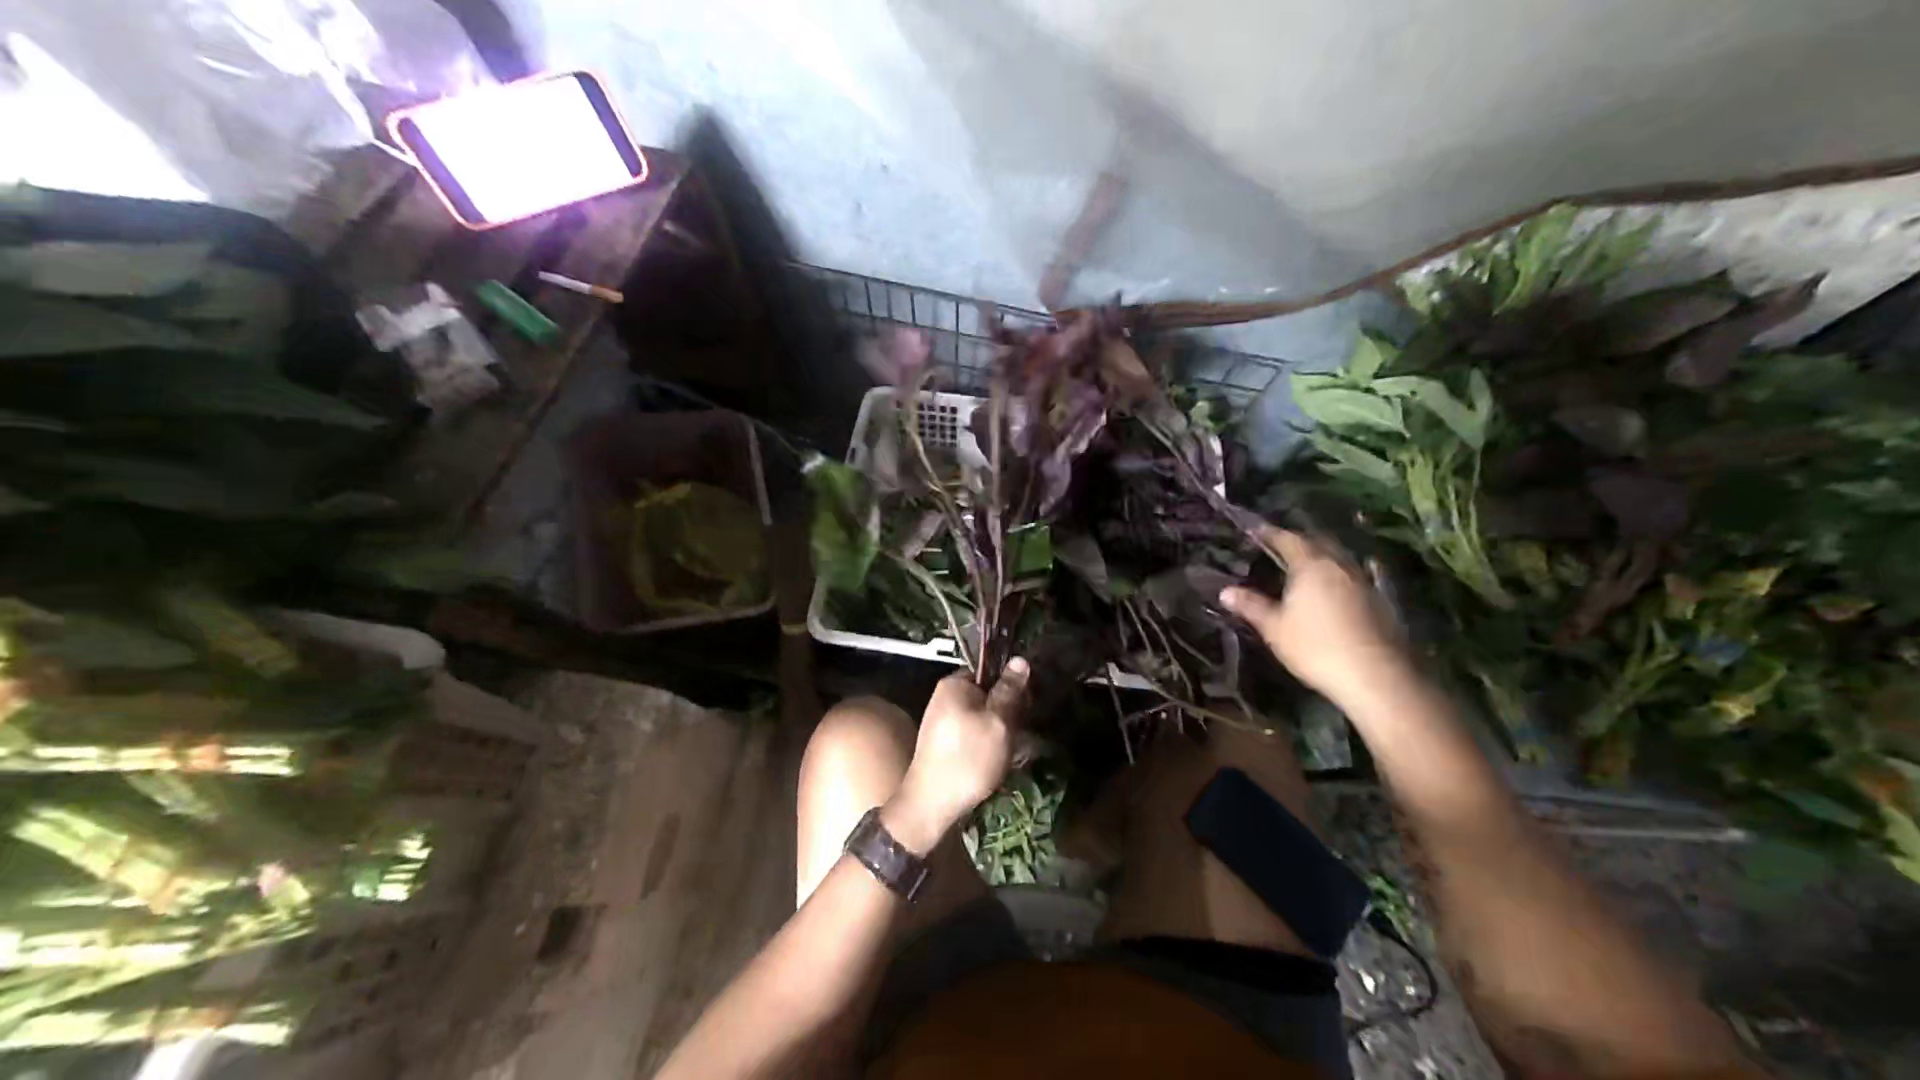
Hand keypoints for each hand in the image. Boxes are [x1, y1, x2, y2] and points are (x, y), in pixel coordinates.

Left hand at [885, 659, 1029, 852]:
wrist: (932, 805)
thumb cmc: (969, 759)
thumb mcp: (998, 723)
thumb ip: (1009, 691)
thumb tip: (1020, 659)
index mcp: (954, 684)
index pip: (991, 671)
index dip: (1012, 686)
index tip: (1026, 707)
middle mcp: (944, 697)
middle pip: (987, 695)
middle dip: (1007, 713)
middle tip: (1019, 734)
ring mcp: (942, 721)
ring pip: (983, 717)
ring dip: (1000, 732)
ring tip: (1010, 752)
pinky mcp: (943, 743)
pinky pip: (972, 734)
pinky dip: (986, 744)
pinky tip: (995, 762)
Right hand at [1220, 526, 1412, 705]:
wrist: (1375, 676)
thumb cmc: (1316, 647)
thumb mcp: (1274, 628)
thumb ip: (1251, 606)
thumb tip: (1226, 591)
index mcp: (1311, 565)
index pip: (1288, 539)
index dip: (1270, 533)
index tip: (1255, 531)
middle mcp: (1339, 565)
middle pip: (1318, 542)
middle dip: (1299, 540)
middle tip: (1279, 545)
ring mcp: (1363, 582)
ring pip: (1338, 558)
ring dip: (1321, 556)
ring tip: (1303, 565)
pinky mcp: (1379, 600)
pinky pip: (1352, 575)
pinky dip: (1337, 575)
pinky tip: (1332, 587)